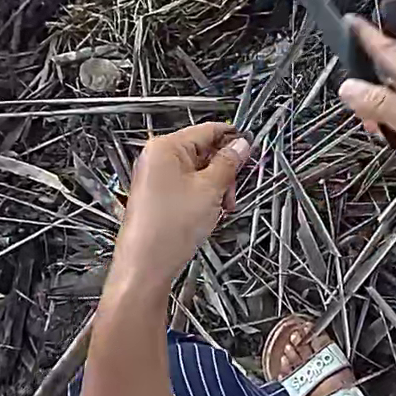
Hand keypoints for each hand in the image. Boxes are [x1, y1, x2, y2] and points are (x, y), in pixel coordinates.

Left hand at [110, 123, 251, 289]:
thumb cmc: (166, 230)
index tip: (249, 147)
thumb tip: (241, 146)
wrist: (146, 266)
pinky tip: (209, 212)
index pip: (207, 129)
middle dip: (224, 170)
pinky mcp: (159, 196)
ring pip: (198, 171)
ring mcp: (156, 178)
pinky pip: (189, 186)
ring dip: (216, 186)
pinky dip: (204, 196)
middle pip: (204, 151)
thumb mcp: (210, 189)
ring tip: (221, 206)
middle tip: (233, 188)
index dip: (232, 138)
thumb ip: (229, 163)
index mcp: (165, 147)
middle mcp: (156, 158)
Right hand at [337, 18, 395, 218]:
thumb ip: (380, 105)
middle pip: (394, 73)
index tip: (349, 22)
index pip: (390, 50)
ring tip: (368, 123)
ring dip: (382, 107)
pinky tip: (391, 137)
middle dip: (369, 81)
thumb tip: (348, 86)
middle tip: (348, 94)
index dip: (367, 37)